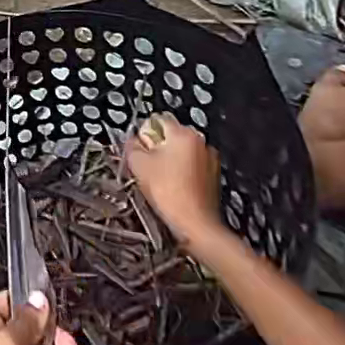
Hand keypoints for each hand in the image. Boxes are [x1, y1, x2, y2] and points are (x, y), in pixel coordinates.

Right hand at [125, 112, 226, 246]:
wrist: (194, 223)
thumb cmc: (168, 191)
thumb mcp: (138, 163)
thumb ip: (132, 145)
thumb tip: (133, 141)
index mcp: (184, 134)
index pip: (156, 121)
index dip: (143, 136)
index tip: (140, 152)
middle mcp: (201, 142)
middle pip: (169, 137)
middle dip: (155, 149)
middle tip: (147, 168)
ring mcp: (209, 159)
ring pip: (179, 153)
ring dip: (168, 162)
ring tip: (160, 181)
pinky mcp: (213, 176)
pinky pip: (190, 167)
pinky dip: (180, 173)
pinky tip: (172, 188)